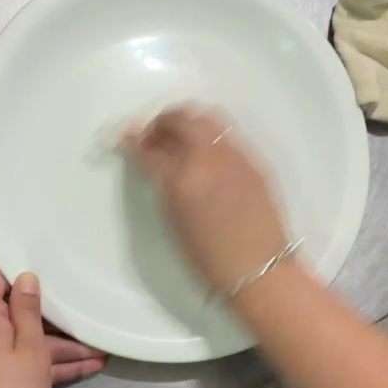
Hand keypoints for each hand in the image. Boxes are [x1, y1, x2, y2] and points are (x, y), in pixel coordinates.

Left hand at [0, 265, 104, 387]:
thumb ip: (27, 311)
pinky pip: (30, 362)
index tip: (44, 273)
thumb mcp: (29, 349)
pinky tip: (91, 367)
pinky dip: (56, 364)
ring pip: (29, 340)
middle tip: (84, 310)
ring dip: (63, 344)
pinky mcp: (2, 379)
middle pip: (16, 310)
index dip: (11, 271)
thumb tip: (25, 277)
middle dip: (52, 313)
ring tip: (102, 348)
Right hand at [123, 106, 289, 293]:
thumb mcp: (174, 221)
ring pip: (207, 118)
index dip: (133, 141)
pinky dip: (209, 135)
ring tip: (179, 140)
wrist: (261, 269)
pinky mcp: (255, 160)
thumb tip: (152, 159)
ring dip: (187, 122)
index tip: (126, 139)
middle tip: (152, 137)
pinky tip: (205, 155)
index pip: (149, 148)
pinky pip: (227, 134)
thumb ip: (162, 183)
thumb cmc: (209, 257)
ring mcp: (236, 155)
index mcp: (183, 179)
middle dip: (161, 122)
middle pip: (180, 119)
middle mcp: (209, 158)